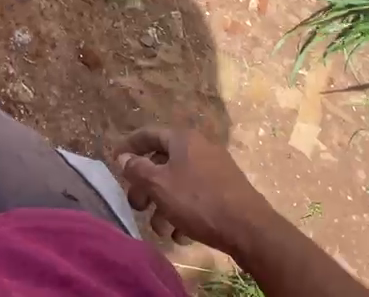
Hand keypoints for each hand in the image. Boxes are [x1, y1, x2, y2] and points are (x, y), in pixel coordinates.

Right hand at [113, 126, 277, 252]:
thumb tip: (123, 158)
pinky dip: (184, 211)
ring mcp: (217, 171)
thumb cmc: (198, 200)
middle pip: (163, 163)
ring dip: (164, 205)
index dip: (128, 147)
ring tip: (159, 229)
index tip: (115, 162)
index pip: (147, 135)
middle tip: (137, 206)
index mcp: (183, 139)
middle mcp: (200, 149)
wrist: (253, 232)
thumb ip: (136, 169)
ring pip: (180, 184)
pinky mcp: (229, 194)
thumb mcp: (158, 184)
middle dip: (146, 187)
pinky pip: (198, 197)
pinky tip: (180, 234)